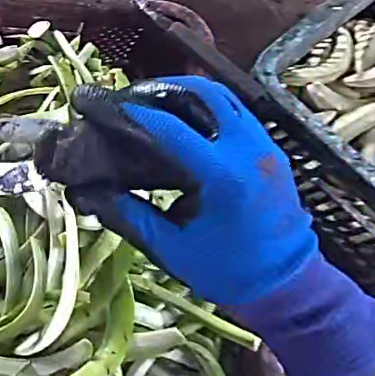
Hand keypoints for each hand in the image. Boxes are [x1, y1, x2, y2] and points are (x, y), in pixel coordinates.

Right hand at [40, 76, 374, 375]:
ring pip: (221, 95)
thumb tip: (85, 192)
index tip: (96, 105)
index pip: (168, 127)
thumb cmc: (227, 272)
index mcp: (224, 176)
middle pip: (200, 93)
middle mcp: (248, 150)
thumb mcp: (170, 248)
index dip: (127, 112)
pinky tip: (180, 119)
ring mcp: (264, 145)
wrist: (289, 286)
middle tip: (124, 98)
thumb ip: (128, 214)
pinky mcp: (269, 148)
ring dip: (182, 91)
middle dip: (157, 88)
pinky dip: (203, 105)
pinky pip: (234, 110)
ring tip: (148, 102)